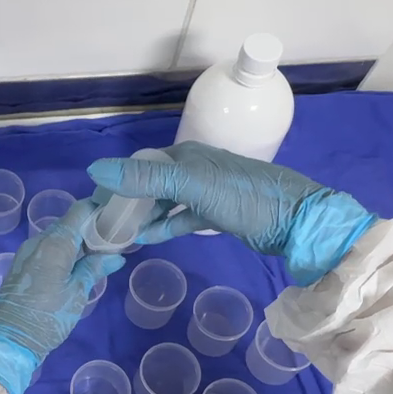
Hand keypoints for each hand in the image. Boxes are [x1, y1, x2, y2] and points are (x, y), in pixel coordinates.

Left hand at [0, 199, 124, 393]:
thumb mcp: (77, 294)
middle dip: (92, 228)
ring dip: (79, 242)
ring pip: (58, 237)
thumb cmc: (47, 318)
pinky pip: (47, 249)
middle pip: (69, 223)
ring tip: (102, 253)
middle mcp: (37, 241)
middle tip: (116, 239)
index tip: (118, 217)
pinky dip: (65, 252)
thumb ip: (95, 269)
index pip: (79, 211)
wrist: (9, 341)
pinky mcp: (22, 266)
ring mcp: (27, 253)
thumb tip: (116, 255)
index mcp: (53, 243)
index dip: (99, 210)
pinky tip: (79, 265)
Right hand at [86, 140, 375, 284]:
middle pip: (151, 182)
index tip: (93, 202)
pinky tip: (148, 238)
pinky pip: (182, 217)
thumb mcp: (192, 186)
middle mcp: (194, 168)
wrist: (299, 221)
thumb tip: (95, 169)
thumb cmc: (244, 198)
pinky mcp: (218, 213)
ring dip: (144, 215)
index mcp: (186, 155)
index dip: (116, 181)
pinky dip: (165, 226)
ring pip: (165, 201)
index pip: (140, 164)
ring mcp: (207, 191)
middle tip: (104, 222)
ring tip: (121, 233)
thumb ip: (145, 179)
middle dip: (127, 200)